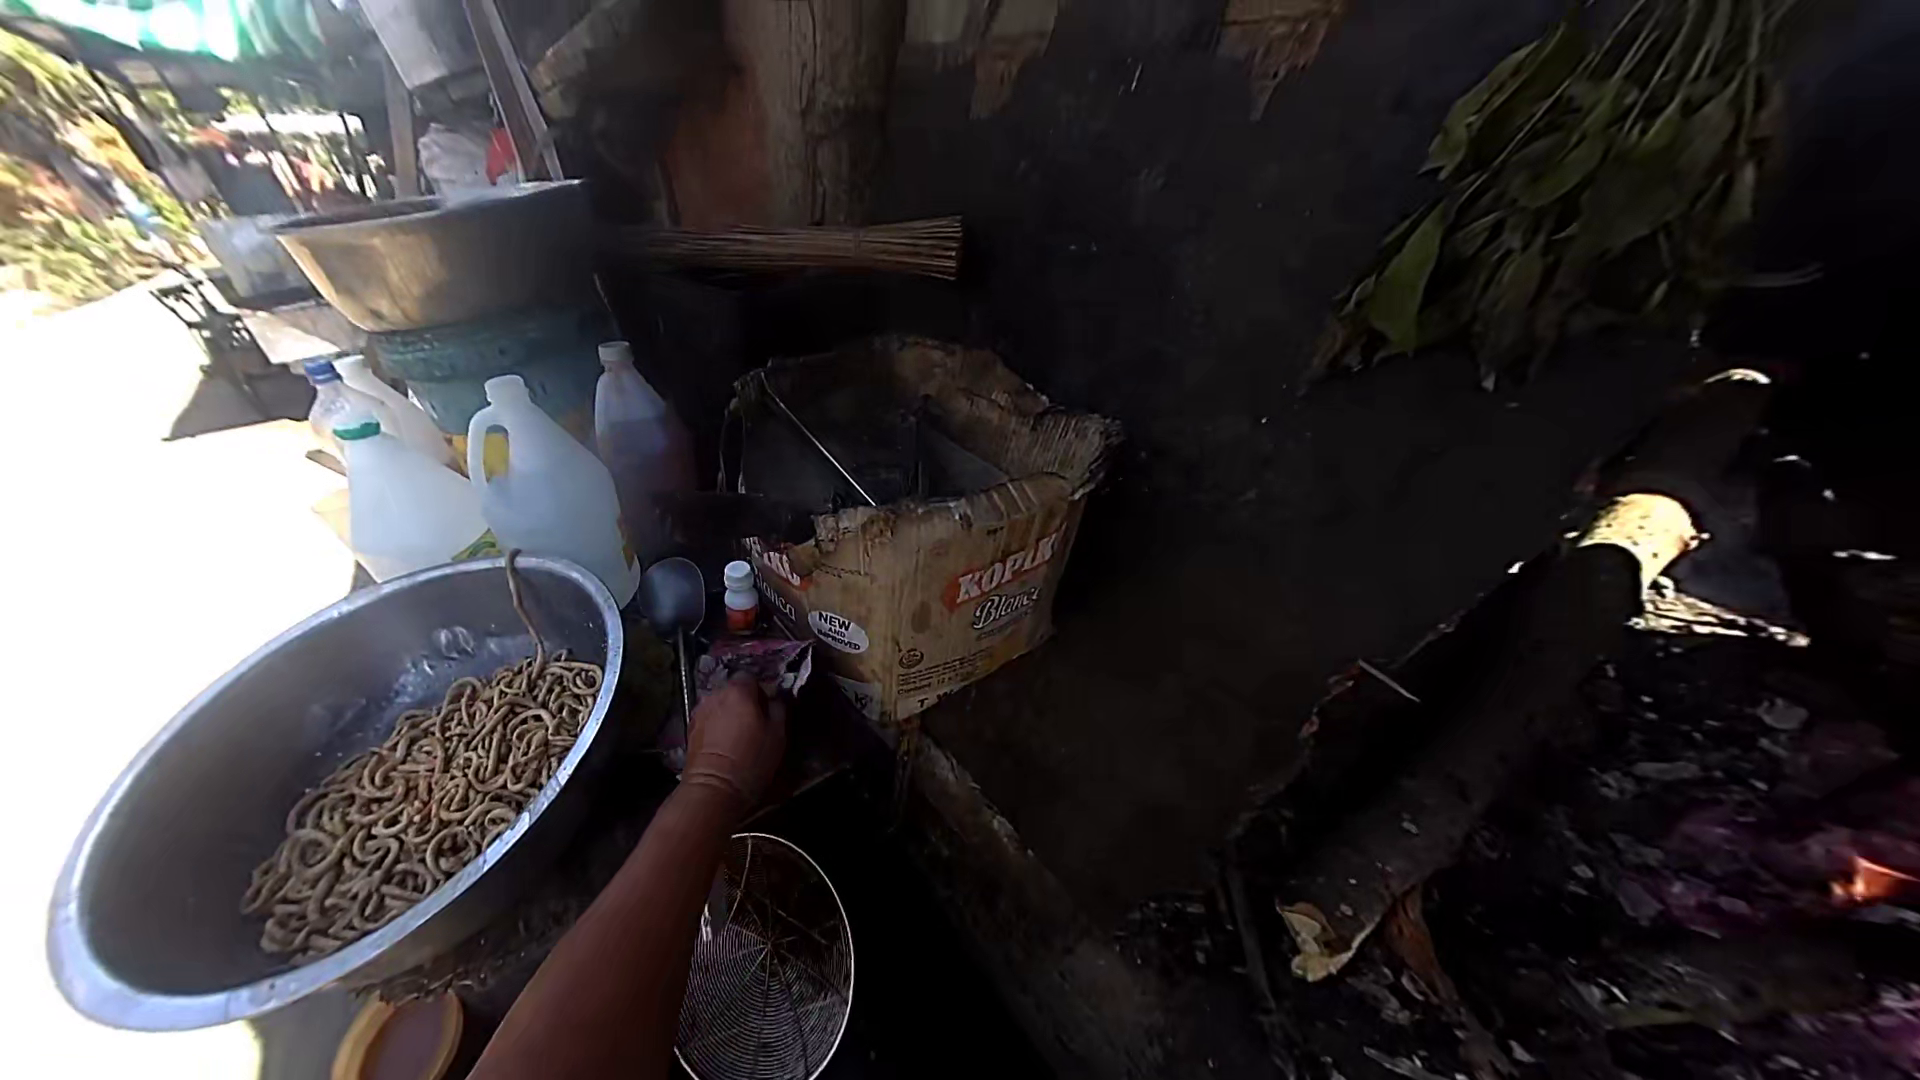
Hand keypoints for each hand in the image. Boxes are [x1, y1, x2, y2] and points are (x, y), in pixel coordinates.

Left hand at [683, 676, 786, 813]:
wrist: (714, 790)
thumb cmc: (751, 759)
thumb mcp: (778, 733)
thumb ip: (779, 707)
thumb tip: (775, 698)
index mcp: (738, 691)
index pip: (751, 678)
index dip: (762, 690)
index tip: (768, 708)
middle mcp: (715, 695)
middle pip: (733, 690)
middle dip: (744, 701)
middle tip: (755, 721)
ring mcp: (699, 711)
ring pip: (720, 704)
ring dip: (729, 712)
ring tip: (738, 733)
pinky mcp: (689, 729)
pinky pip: (709, 718)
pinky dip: (716, 725)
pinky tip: (724, 743)